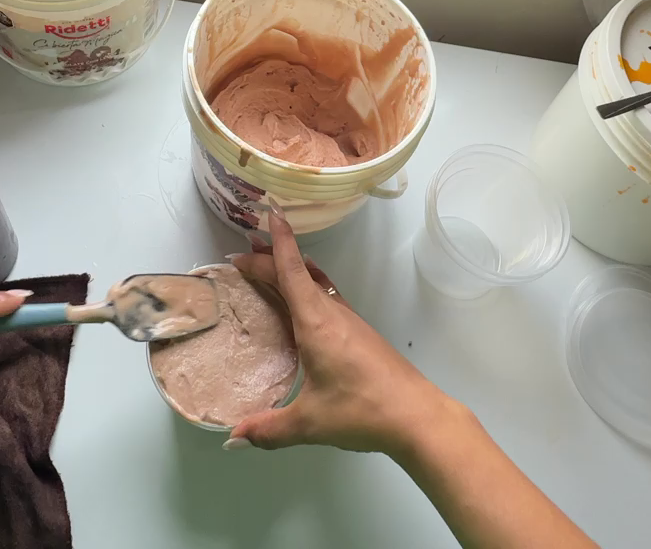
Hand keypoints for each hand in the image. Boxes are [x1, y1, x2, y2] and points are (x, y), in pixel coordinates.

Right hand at [226, 206, 464, 457]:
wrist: (417, 416)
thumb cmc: (362, 411)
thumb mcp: (309, 423)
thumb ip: (269, 429)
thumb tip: (233, 438)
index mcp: (315, 321)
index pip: (291, 270)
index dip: (277, 241)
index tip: (269, 212)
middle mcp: (331, 312)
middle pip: (296, 274)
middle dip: (269, 258)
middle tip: (241, 255)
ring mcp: (347, 320)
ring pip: (313, 283)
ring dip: (289, 271)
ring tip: (268, 268)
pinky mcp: (358, 332)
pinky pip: (325, 297)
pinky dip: (306, 288)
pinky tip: (303, 302)